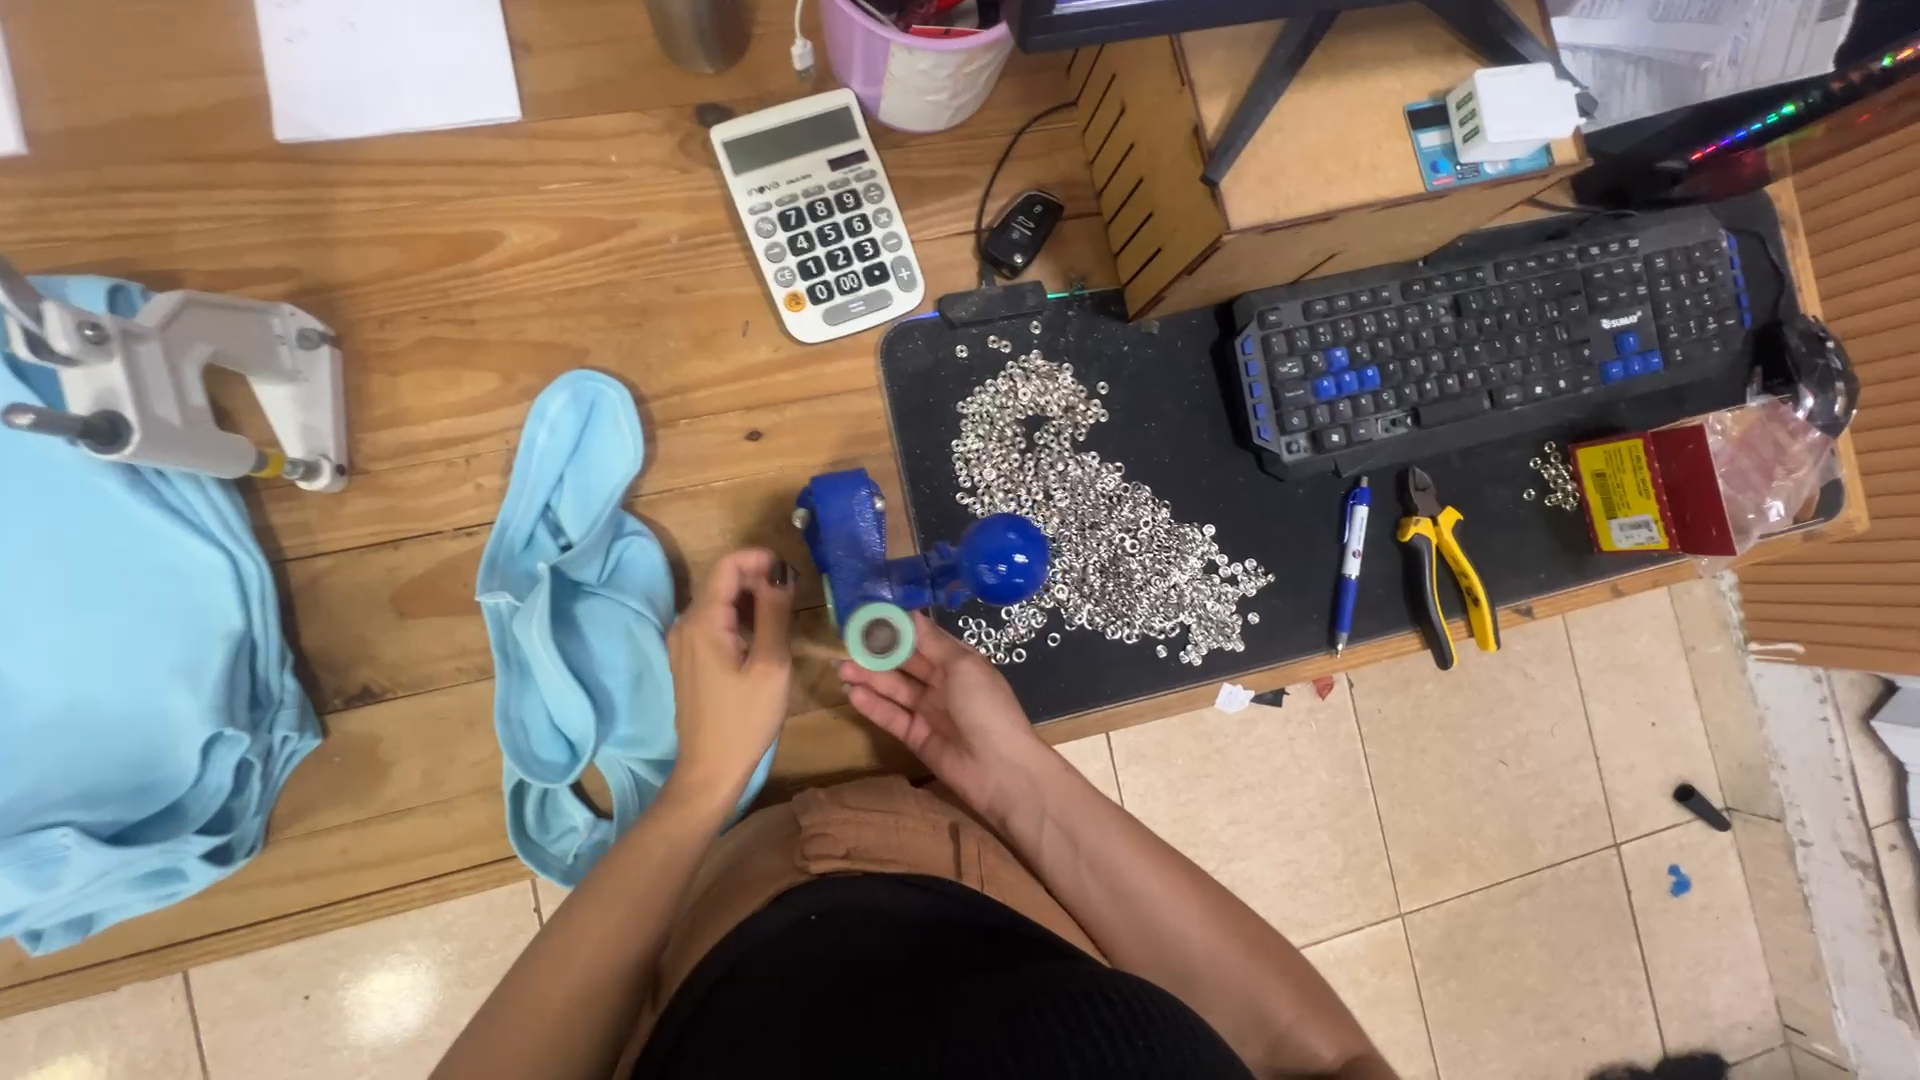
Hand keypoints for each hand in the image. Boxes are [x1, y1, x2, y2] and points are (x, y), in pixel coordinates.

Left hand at [666, 549, 794, 801]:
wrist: (711, 769)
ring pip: (720, 601)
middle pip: (722, 581)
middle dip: (758, 578)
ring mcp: (683, 643)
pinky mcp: (689, 659)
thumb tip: (779, 574)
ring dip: (752, 598)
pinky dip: (741, 617)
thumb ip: (774, 613)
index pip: (727, 565)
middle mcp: (685, 624)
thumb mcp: (770, 664)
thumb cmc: (745, 719)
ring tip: (785, 613)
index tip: (791, 570)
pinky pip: (715, 622)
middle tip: (794, 593)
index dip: (759, 558)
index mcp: (702, 621)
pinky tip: (764, 635)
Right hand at [838, 613, 1050, 820]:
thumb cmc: (986, 707)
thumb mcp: (964, 666)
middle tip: (847, 643)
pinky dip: (872, 705)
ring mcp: (929, 711)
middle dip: (878, 653)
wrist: (1001, 769)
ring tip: (840, 667)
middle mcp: (943, 683)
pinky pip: (892, 717)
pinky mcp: (917, 737)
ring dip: (869, 678)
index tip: (870, 617)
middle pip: (905, 664)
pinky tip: (852, 693)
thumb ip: (933, 642)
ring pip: (894, 689)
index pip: (924, 640)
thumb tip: (911, 614)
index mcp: (960, 662)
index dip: (899, 629)